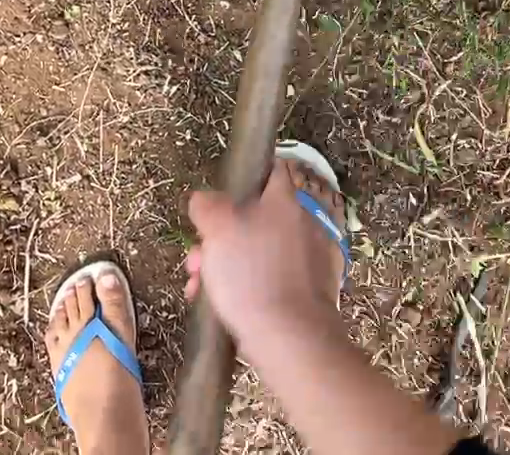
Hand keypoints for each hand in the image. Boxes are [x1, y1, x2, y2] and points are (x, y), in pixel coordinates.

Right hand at [185, 161, 343, 350]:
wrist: (292, 339)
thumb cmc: (252, 273)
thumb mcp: (217, 228)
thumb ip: (207, 205)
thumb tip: (205, 200)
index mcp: (284, 200)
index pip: (272, 170)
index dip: (247, 178)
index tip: (224, 196)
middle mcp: (303, 223)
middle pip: (255, 218)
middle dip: (220, 237)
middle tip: (199, 259)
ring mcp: (310, 260)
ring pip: (258, 252)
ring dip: (227, 266)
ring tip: (200, 289)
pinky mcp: (311, 294)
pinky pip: (271, 280)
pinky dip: (248, 288)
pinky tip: (221, 308)